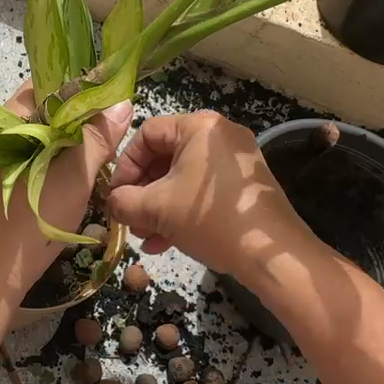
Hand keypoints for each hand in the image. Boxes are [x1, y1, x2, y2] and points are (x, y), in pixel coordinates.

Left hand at [0, 86, 132, 300]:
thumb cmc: (29, 225)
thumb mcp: (74, 179)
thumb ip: (98, 138)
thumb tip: (122, 103)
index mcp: (7, 124)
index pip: (46, 85)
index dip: (81, 88)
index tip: (114, 98)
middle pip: (43, 113)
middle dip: (79, 119)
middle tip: (113, 133)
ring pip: (39, 140)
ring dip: (69, 145)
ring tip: (101, 157)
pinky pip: (30, 162)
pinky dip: (54, 165)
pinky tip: (75, 182)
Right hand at [104, 111, 313, 281]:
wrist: (271, 255)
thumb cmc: (209, 219)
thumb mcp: (157, 210)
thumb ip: (124, 201)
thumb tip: (112, 203)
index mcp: (199, 127)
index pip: (147, 134)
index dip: (125, 165)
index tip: (115, 195)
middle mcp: (220, 135)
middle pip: (165, 156)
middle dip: (142, 191)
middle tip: (129, 218)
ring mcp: (235, 161)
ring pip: (183, 178)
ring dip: (158, 206)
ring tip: (144, 235)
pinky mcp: (244, 186)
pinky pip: (202, 191)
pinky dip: (182, 211)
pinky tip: (164, 242)